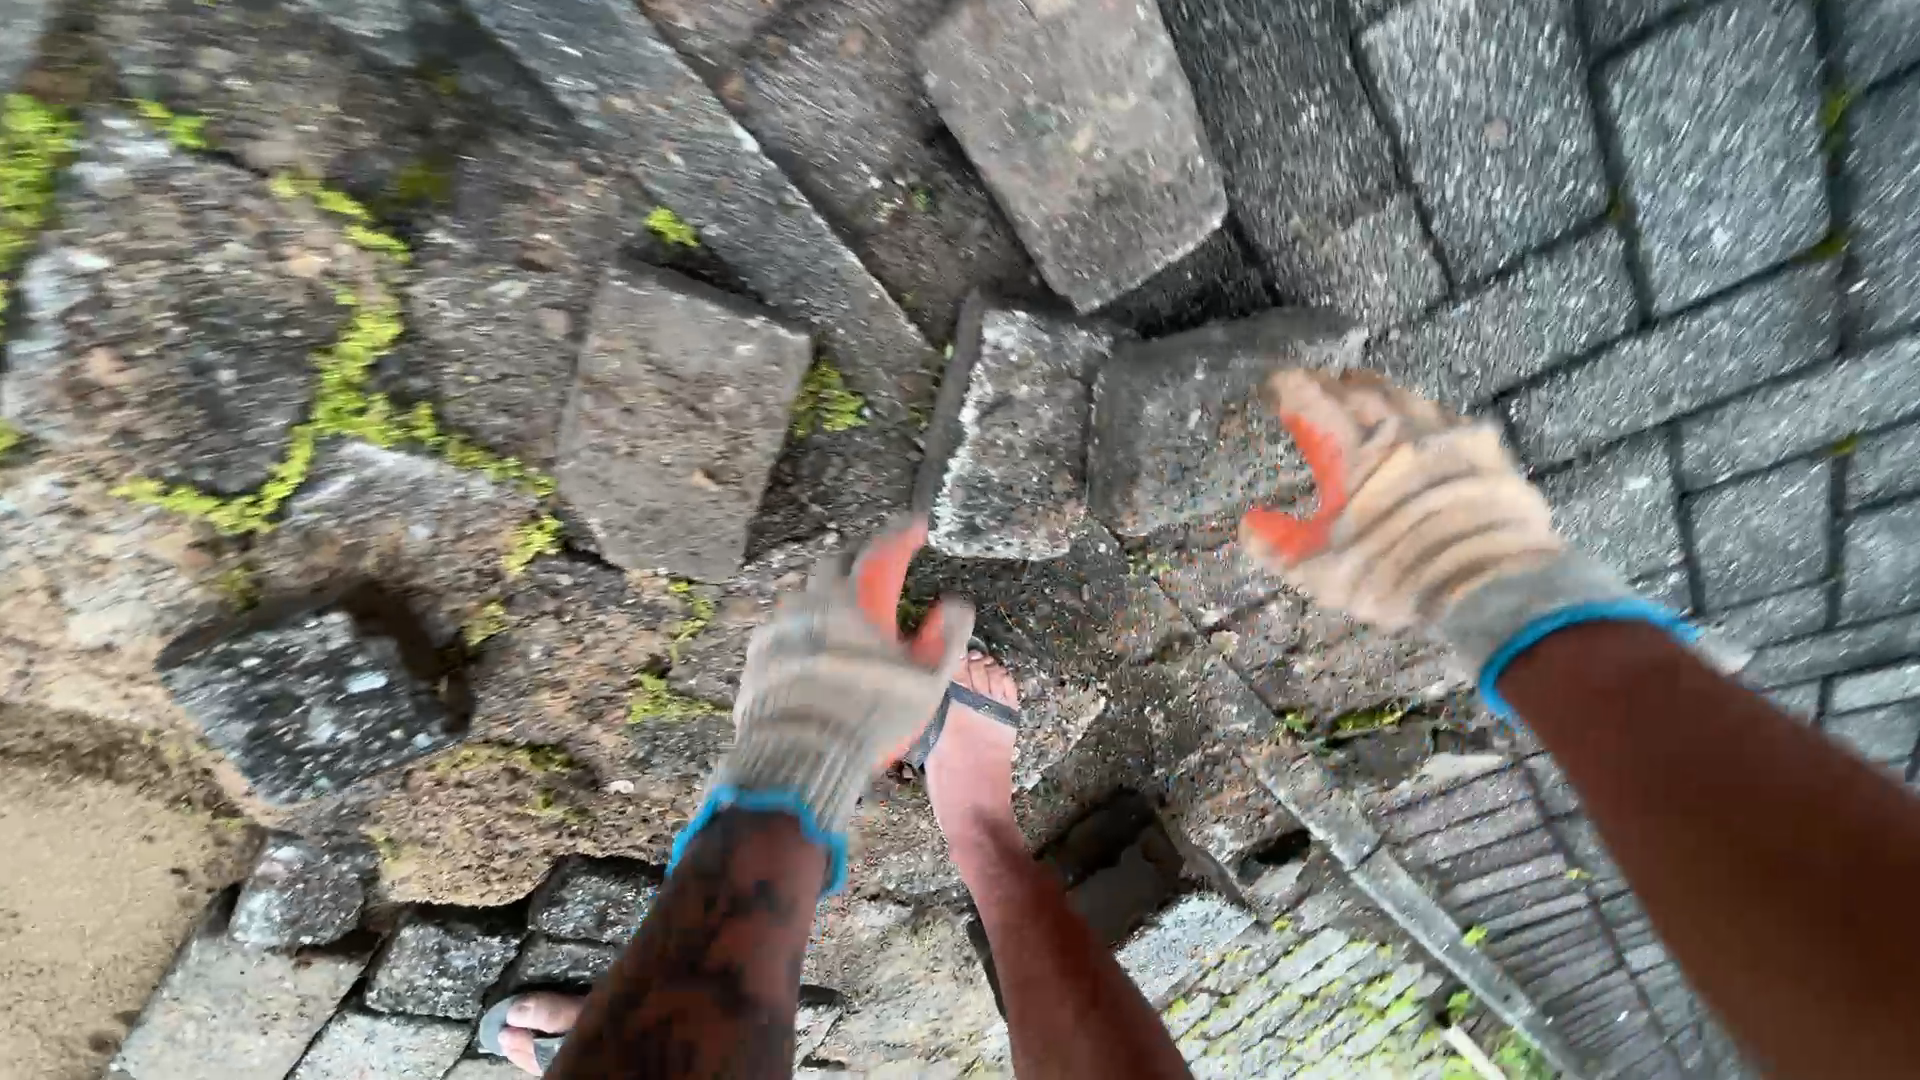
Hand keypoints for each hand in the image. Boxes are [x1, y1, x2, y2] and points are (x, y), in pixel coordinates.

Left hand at [719, 515, 973, 834]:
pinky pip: (784, 622)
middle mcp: (819, 599)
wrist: (801, 756)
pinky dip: (803, 623)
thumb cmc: (873, 714)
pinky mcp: (760, 649)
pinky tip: (811, 643)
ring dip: (828, 592)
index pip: (885, 549)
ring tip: (843, 609)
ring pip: (807, 590)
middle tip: (877, 569)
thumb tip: (955, 603)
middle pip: (838, 561)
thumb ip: (948, 635)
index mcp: (862, 599)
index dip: (903, 533)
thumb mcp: (928, 681)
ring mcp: (784, 622)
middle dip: (860, 558)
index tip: (915, 524)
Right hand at [925, 650, 1019, 851]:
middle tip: (955, 657)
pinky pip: (1009, 687)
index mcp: (950, 709)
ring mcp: (996, 711)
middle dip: (964, 658)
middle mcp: (975, 704)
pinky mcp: (1010, 721)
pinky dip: (1001, 677)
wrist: (977, 810)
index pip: (951, 668)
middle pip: (973, 666)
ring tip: (973, 667)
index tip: (938, 647)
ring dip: (983, 666)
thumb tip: (930, 690)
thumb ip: (931, 713)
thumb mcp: (928, 744)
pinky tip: (992, 678)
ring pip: (992, 672)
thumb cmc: (945, 784)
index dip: (947, 654)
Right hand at [1238, 369, 1677, 687]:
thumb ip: (1277, 542)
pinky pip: (1447, 418)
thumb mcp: (1317, 569)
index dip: (1290, 387)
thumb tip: (1249, 523)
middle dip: (1334, 384)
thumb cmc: (1390, 572)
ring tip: (1365, 397)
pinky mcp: (1487, 452)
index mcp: (1353, 450)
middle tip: (1319, 386)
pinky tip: (1423, 427)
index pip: (1313, 401)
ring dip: (1379, 393)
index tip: (1275, 384)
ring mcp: (1448, 436)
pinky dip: (1423, 415)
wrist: (1488, 586)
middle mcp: (1400, 430)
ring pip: (1406, 396)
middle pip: (1361, 389)